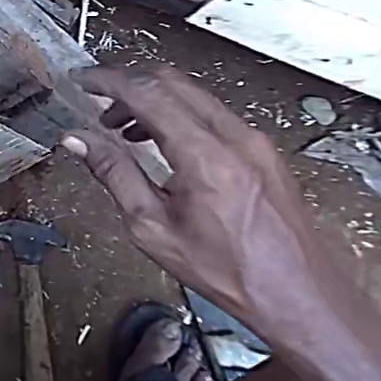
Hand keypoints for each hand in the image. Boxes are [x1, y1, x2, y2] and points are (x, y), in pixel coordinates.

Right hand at [60, 64, 357, 343]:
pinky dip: (176, 113)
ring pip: (191, 94)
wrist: (304, 300)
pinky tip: (160, 142)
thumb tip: (77, 139)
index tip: (81, 80)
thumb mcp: (153, 228)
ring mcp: (254, 141)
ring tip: (121, 129)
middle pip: (170, 81)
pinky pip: (211, 112)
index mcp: (206, 156)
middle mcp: (235, 137)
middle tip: (97, 102)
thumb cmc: (230, 273)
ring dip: (151, 100)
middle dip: (127, 84)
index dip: (107, 80)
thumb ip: (114, 173)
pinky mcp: (262, 150)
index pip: (147, 93)